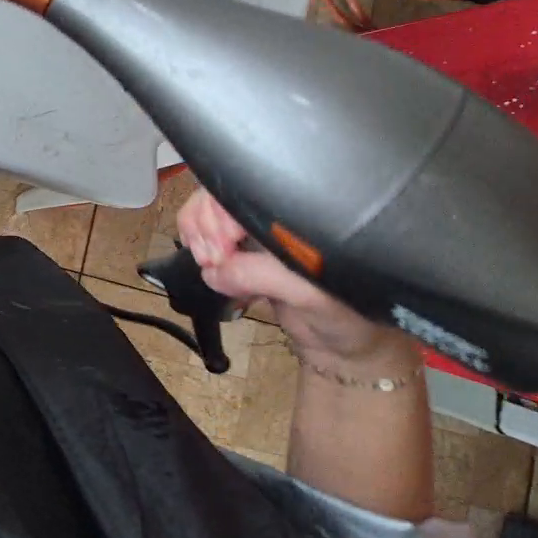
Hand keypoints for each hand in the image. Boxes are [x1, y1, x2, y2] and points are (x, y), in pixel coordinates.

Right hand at [176, 188, 419, 375]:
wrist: (340, 347)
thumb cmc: (340, 316)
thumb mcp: (308, 294)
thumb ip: (261, 276)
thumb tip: (212, 270)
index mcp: (296, 213)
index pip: (242, 190)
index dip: (219, 214)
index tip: (220, 251)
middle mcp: (272, 213)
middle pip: (216, 196)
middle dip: (203, 226)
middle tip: (210, 262)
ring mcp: (254, 229)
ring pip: (206, 213)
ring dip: (197, 238)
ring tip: (209, 267)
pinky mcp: (240, 247)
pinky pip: (206, 235)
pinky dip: (198, 248)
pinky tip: (210, 269)